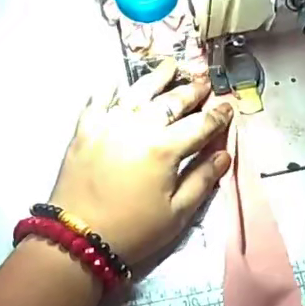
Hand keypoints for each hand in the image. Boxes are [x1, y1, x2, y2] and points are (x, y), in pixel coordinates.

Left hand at [47, 61, 235, 265]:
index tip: (228, 107)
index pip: (199, 125)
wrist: (76, 238)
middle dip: (191, 91)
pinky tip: (119, 80)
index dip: (217, 116)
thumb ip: (203, 179)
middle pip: (170, 101)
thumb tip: (224, 154)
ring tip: (170, 66)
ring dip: (157, 77)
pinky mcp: (84, 130)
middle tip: (204, 82)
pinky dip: (110, 87)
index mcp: (164, 149)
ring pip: (137, 92)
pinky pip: (99, 100)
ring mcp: (108, 125)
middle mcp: (137, 128)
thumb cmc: (134, 230)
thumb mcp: (177, 213)